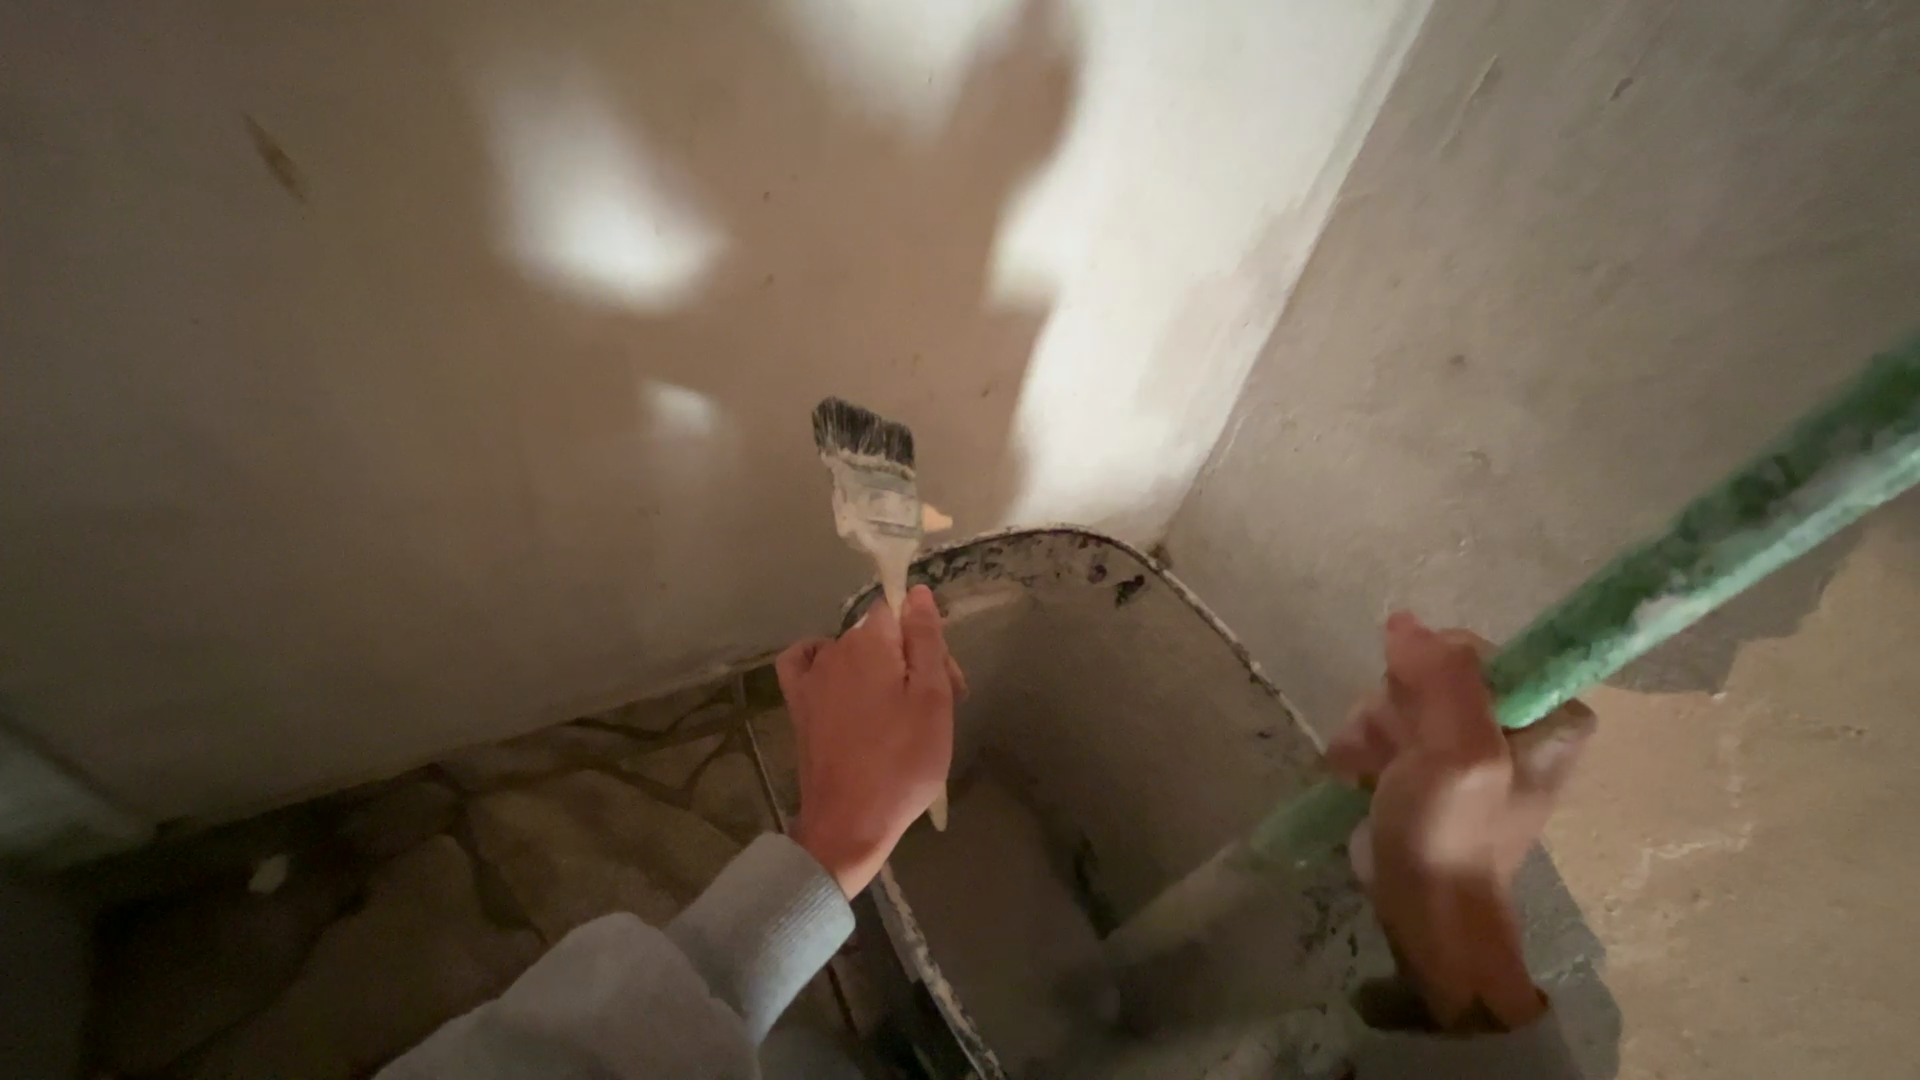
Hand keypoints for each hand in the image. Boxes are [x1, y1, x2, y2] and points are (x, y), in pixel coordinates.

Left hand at [776, 585, 965, 896]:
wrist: (850, 823)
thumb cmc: (903, 762)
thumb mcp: (932, 699)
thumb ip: (926, 639)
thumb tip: (919, 592)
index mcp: (871, 642)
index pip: (903, 613)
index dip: (927, 641)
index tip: (946, 679)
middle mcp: (835, 649)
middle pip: (882, 636)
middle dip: (911, 661)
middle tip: (937, 710)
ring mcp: (812, 677)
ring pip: (855, 654)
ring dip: (882, 675)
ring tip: (901, 717)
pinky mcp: (798, 705)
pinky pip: (805, 664)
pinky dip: (824, 666)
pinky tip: (839, 685)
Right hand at [1327, 613, 1594, 1029]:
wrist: (1422, 904)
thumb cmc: (1452, 831)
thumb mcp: (1457, 752)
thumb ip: (1441, 680)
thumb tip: (1403, 620)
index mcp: (1547, 713)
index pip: (1474, 650)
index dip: (1431, 671)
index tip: (1415, 710)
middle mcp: (1512, 718)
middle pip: (1428, 671)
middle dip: (1394, 705)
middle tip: (1394, 748)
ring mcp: (1465, 740)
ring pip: (1396, 695)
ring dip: (1370, 727)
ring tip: (1371, 767)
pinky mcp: (1426, 759)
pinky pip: (1381, 721)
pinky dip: (1362, 743)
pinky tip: (1359, 771)